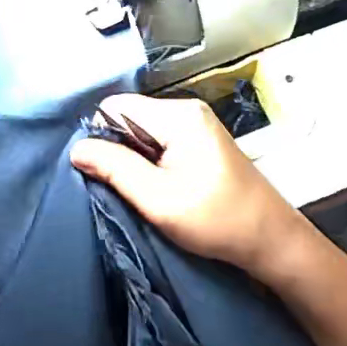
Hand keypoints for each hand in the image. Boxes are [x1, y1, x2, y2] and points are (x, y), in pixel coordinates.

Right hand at [71, 94, 324, 281]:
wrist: (270, 238)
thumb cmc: (217, 219)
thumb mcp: (158, 198)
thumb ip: (116, 169)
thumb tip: (77, 149)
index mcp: (179, 115)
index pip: (117, 107)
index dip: (100, 136)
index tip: (99, 171)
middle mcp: (187, 111)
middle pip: (130, 118)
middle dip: (117, 149)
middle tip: (119, 186)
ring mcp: (196, 126)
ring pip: (143, 133)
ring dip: (134, 160)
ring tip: (140, 191)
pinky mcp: (200, 142)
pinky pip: (160, 143)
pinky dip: (151, 164)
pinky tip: (156, 189)